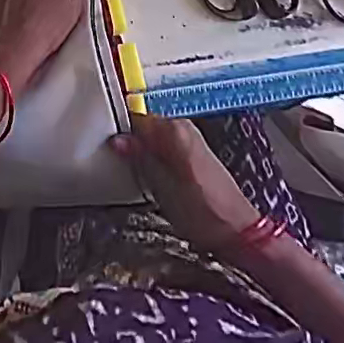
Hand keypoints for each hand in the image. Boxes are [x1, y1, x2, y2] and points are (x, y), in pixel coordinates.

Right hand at [110, 114, 262, 256]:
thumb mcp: (162, 187)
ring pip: (156, 131)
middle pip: (146, 120)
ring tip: (130, 162)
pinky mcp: (195, 149)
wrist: (239, 230)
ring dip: (142, 143)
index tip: (104, 137)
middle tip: (114, 152)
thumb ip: (139, 158)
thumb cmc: (200, 211)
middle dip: (130, 134)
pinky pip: (166, 140)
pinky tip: (150, 167)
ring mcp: (190, 135)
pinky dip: (155, 149)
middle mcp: (182, 125)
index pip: (135, 113)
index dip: (119, 125)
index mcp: (172, 129)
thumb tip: (117, 139)